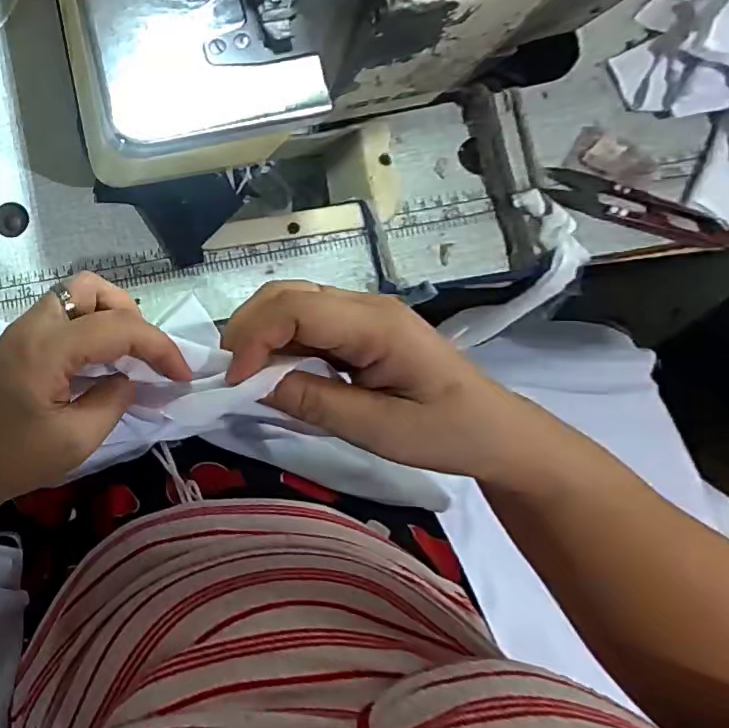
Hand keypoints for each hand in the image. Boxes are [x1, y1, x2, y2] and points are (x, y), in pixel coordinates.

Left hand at [0, 272, 190, 529]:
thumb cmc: (13, 460)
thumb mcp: (77, 438)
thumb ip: (114, 400)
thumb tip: (130, 378)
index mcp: (46, 347)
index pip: (116, 326)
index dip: (158, 346)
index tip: (182, 375)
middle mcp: (31, 327)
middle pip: (88, 287)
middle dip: (127, 312)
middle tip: (144, 353)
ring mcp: (20, 333)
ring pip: (72, 297)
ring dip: (107, 317)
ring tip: (127, 357)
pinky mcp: (16, 346)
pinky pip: (60, 318)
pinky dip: (87, 329)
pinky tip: (100, 365)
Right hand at [222, 281, 568, 485]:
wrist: (498, 433)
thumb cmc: (447, 433)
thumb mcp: (379, 430)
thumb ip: (312, 401)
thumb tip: (251, 384)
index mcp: (376, 324)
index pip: (294, 309)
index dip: (253, 338)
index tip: (234, 382)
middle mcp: (363, 305)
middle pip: (282, 294)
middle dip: (245, 331)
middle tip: (230, 377)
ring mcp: (358, 311)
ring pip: (285, 302)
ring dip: (256, 334)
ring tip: (245, 375)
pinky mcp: (352, 326)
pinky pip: (299, 320)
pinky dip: (273, 342)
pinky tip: (272, 370)